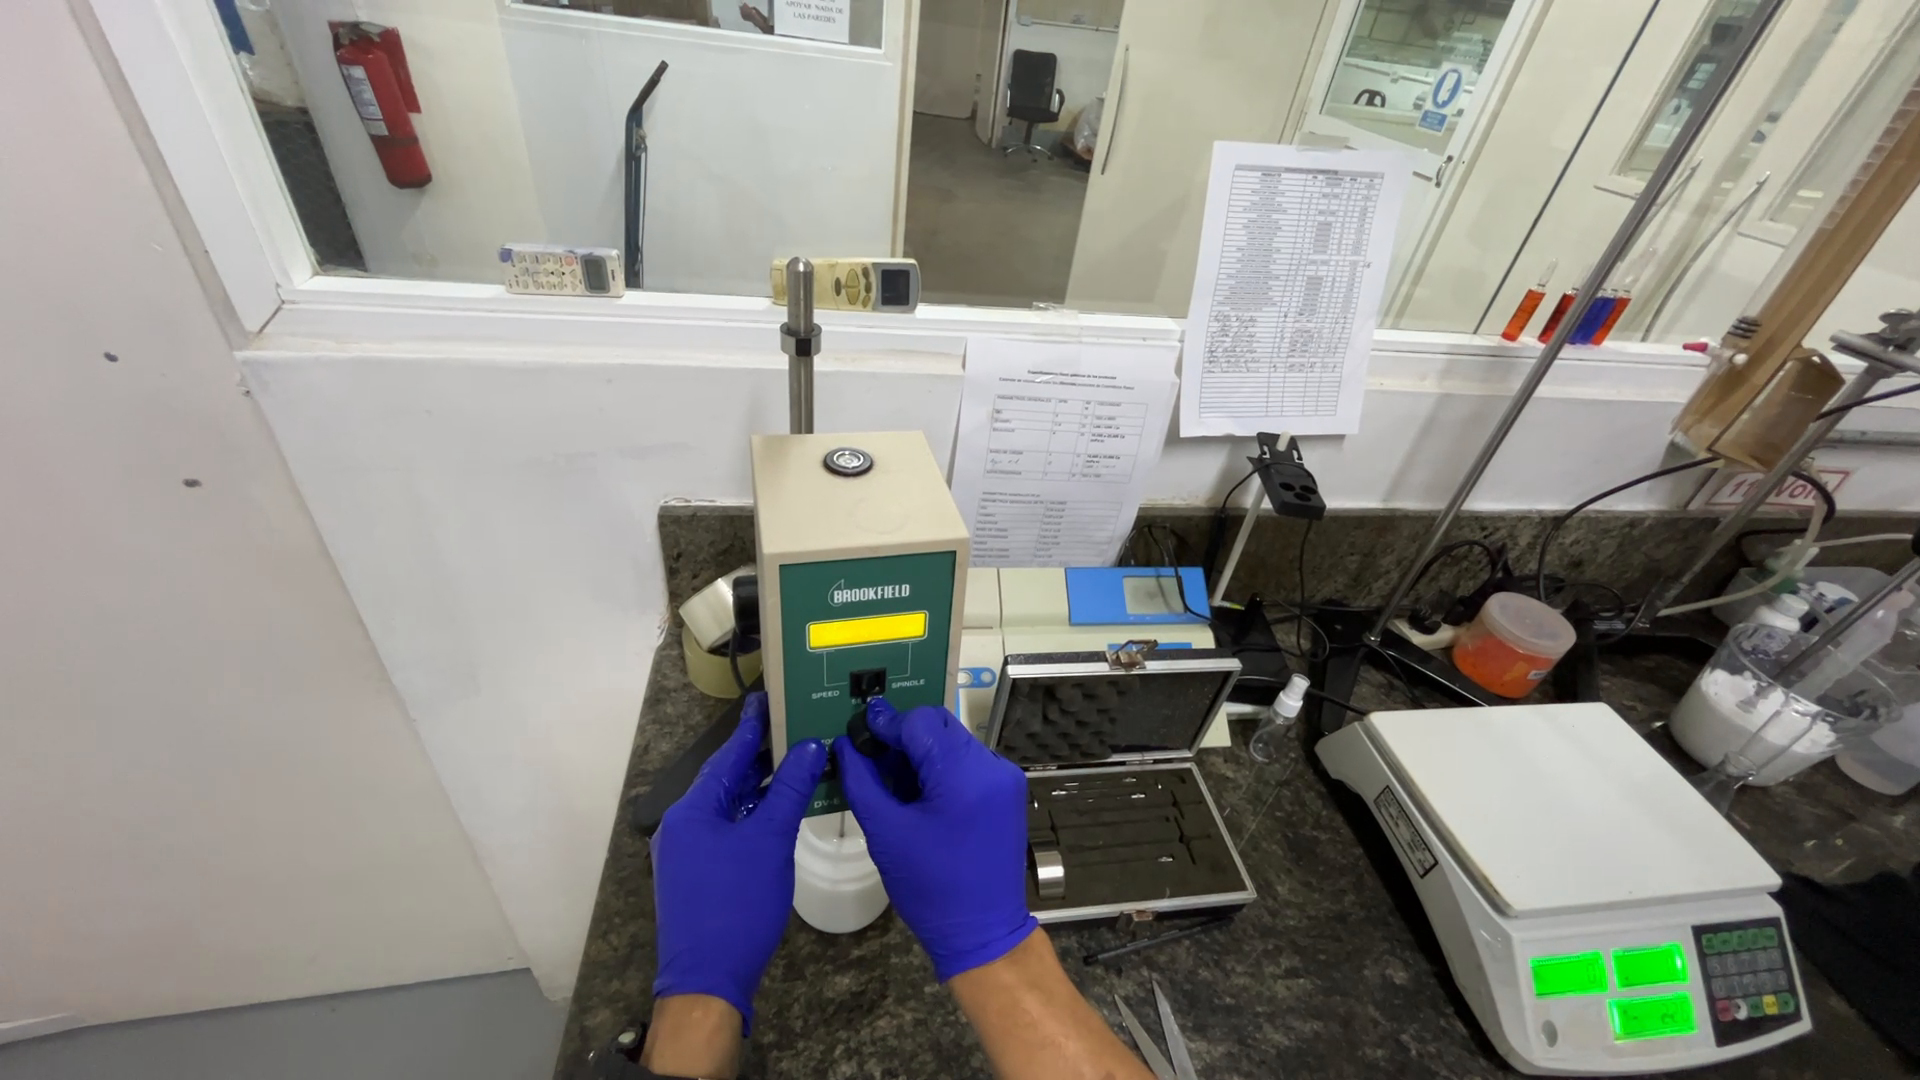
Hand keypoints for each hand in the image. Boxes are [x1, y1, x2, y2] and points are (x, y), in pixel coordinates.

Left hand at [652, 692, 826, 1029]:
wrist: (708, 980)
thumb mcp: (770, 840)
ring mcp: (687, 852)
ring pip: (727, 806)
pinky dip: (752, 813)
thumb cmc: (738, 903)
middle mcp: (683, 826)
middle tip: (790, 727)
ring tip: (791, 762)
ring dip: (757, 787)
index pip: (727, 757)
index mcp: (692, 811)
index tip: (766, 699)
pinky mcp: (697, 874)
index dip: (751, 728)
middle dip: (758, 756)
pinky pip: (727, 828)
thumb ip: (789, 789)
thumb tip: (810, 745)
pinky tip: (777, 809)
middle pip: (725, 779)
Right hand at [835, 699, 1036, 980]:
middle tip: (873, 757)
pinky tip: (921, 793)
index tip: (858, 730)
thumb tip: (845, 744)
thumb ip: (862, 781)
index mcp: (963, 774)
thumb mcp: (886, 833)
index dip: (886, 723)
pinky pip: (968, 760)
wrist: (983, 932)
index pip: (920, 721)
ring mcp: (1004, 777)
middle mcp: (991, 765)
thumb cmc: (930, 887)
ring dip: (922, 750)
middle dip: (904, 735)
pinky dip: (941, 766)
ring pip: (953, 740)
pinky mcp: (1007, 790)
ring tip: (894, 779)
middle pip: (940, 724)